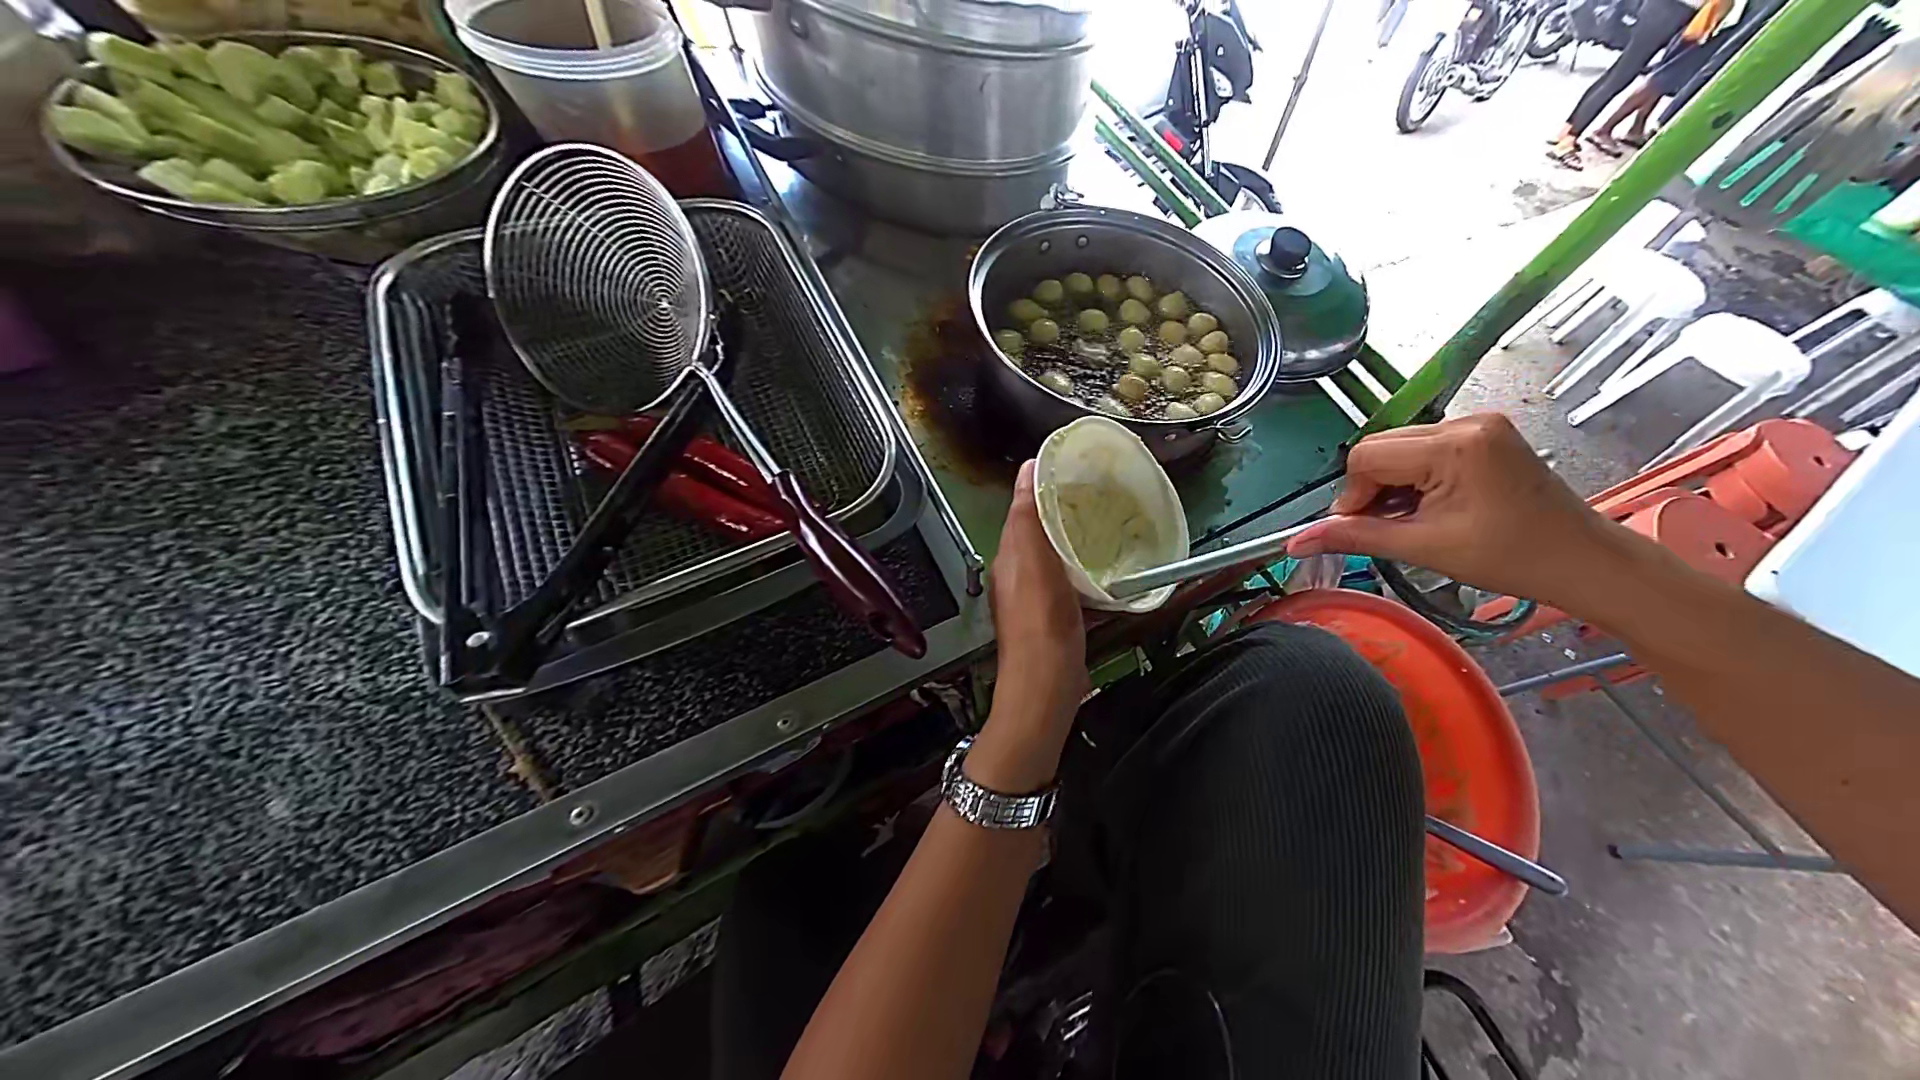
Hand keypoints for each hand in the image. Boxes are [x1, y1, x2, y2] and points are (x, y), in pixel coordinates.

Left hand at [973, 460, 1086, 790]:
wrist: (1047, 688)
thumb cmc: (1042, 626)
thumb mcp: (1034, 565)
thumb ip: (1028, 520)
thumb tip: (1027, 469)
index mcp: (1010, 554)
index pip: (1023, 505)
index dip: (1044, 483)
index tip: (1076, 465)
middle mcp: (1018, 571)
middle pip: (1040, 527)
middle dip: (1064, 506)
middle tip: (1100, 490)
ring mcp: (1036, 595)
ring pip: (1056, 553)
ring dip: (1076, 535)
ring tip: (1108, 519)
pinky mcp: (1056, 614)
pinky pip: (1070, 578)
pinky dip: (1085, 566)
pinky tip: (1107, 566)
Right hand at [1287, 414, 1625, 607]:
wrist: (1584, 561)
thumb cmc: (1512, 557)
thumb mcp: (1423, 547)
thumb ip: (1354, 537)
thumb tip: (1295, 542)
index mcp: (1456, 444)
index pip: (1367, 456)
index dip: (1352, 495)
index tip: (1359, 527)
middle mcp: (1466, 422)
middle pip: (1379, 447)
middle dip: (1370, 489)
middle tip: (1384, 525)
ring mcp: (1478, 425)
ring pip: (1398, 448)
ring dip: (1390, 485)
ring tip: (1411, 519)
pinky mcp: (1484, 434)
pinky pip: (1423, 449)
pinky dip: (1412, 478)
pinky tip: (1427, 505)